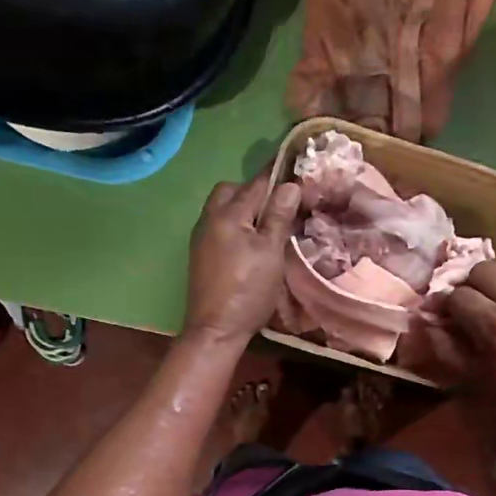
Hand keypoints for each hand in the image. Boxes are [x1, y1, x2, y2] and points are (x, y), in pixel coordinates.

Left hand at [183, 175, 301, 342]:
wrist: (215, 329)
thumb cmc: (247, 290)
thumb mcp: (270, 253)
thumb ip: (278, 217)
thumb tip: (290, 185)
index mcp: (228, 214)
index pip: (256, 183)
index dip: (277, 175)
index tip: (295, 166)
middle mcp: (209, 219)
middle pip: (231, 191)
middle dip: (253, 192)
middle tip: (277, 208)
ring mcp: (201, 238)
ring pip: (222, 209)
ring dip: (243, 210)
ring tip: (266, 228)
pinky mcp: (200, 256)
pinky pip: (219, 227)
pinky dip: (235, 226)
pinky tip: (249, 244)